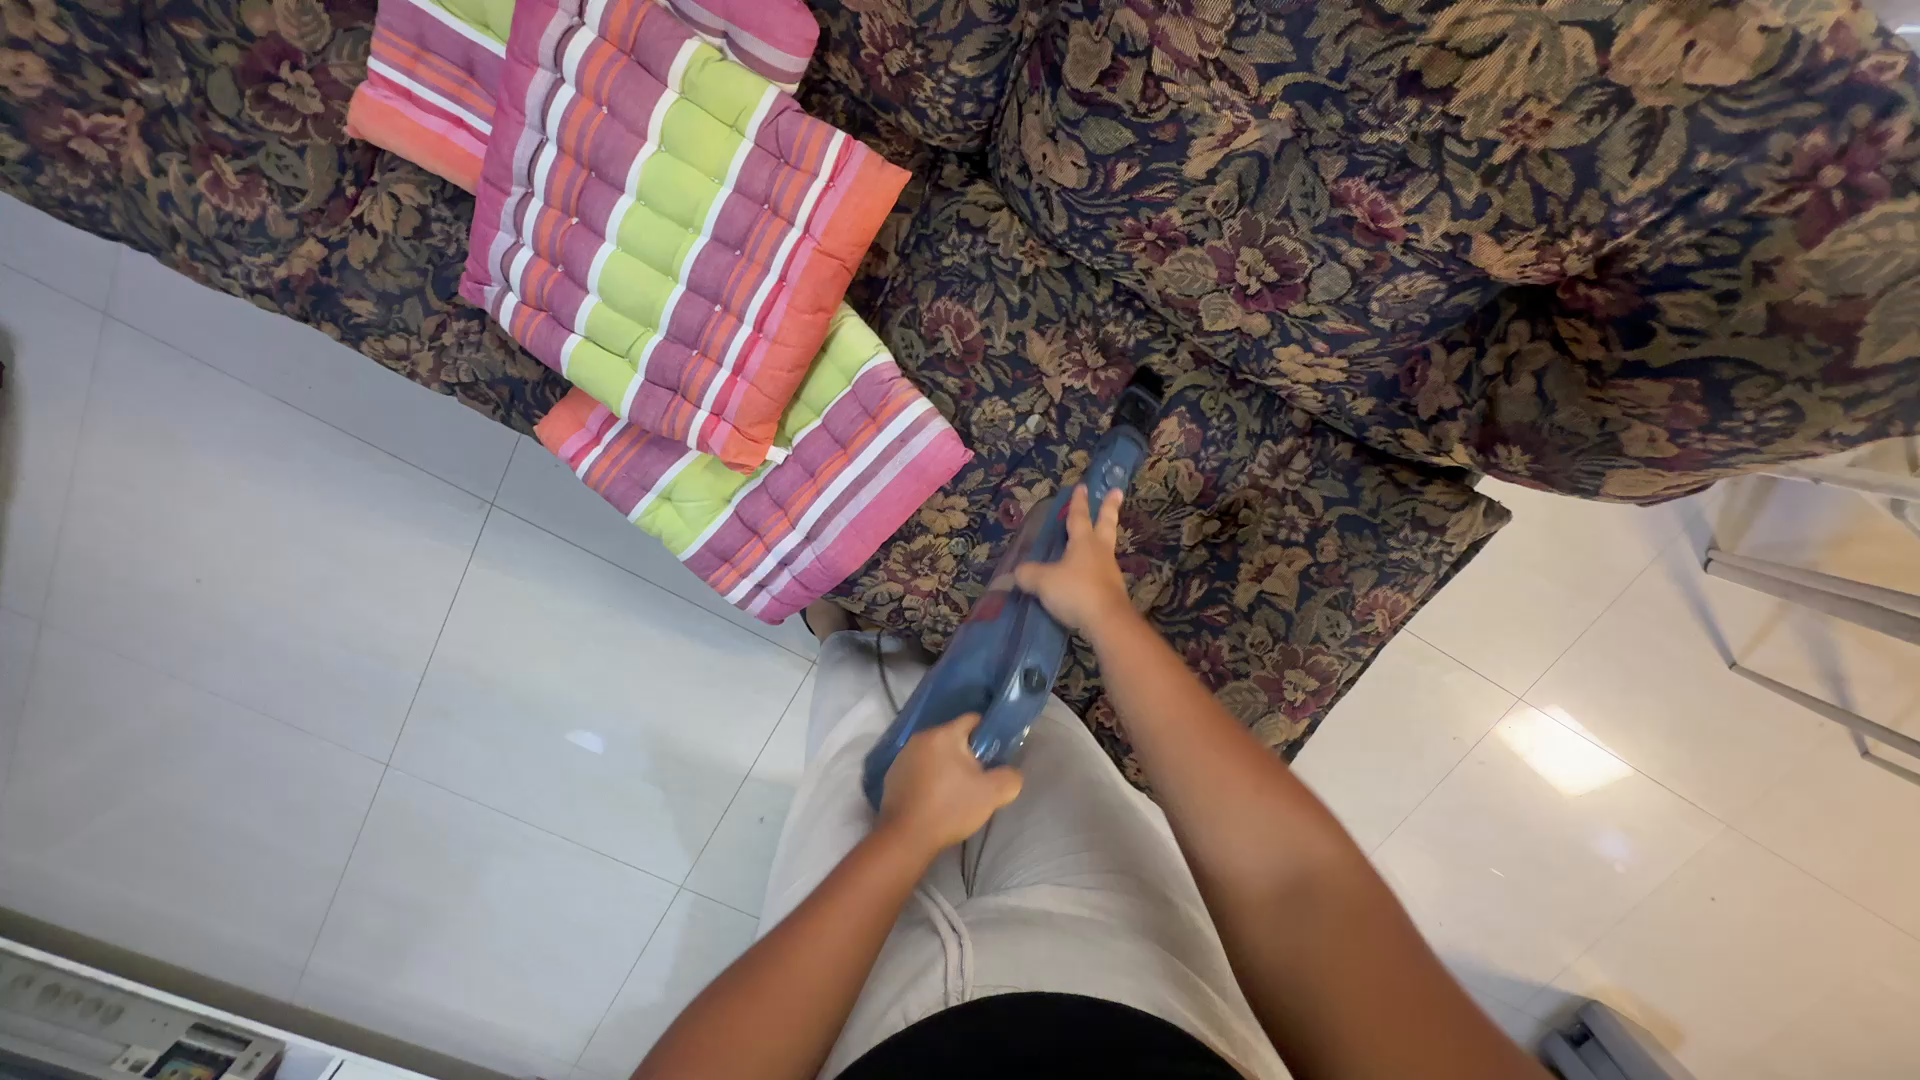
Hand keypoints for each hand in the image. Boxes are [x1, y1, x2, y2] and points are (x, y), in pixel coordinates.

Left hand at [878, 713, 1022, 854]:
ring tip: (955, 795)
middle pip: (953, 739)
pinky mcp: (892, 776)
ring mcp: (903, 757)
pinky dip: (929, 779)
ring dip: (946, 768)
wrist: (906, 837)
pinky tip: (934, 801)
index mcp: (943, 735)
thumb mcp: (992, 794)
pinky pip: (919, 769)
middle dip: (967, 756)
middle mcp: (920, 738)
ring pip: (935, 755)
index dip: (987, 735)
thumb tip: (1010, 774)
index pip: (972, 720)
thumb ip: (1009, 777)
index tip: (994, 757)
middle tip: (977, 781)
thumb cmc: (950, 808)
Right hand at [1014, 485, 1132, 632]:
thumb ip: (1028, 574)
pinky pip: (1103, 572)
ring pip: (1107, 548)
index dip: (1078, 502)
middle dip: (1109, 508)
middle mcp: (1100, 552)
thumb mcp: (1043, 581)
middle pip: (1106, 524)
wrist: (1107, 621)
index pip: (1079, 517)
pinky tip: (1093, 572)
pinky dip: (1098, 567)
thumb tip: (1016, 573)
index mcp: (1083, 542)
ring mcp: (1109, 572)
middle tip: (1117, 492)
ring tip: (1102, 535)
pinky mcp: (1112, 592)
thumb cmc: (1075, 591)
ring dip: (1106, 538)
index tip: (1082, 486)